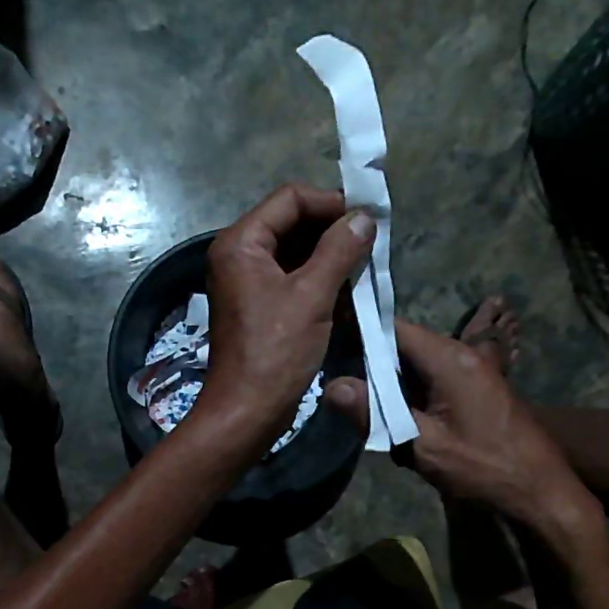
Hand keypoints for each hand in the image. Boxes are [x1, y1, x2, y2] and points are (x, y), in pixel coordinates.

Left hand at [196, 184, 374, 451]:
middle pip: (289, 222)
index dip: (331, 202)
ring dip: (328, 256)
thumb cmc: (275, 351)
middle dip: (331, 230)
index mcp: (240, 243)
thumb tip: (364, 218)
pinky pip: (289, 278)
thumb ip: (339, 250)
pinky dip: (316, 279)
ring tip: (364, 266)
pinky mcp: (255, 305)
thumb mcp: (313, 296)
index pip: (290, 199)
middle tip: (371, 242)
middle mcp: (236, 255)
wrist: (246, 409)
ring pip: (292, 252)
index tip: (368, 217)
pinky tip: (346, 291)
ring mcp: (244, 282)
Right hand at [324, 318, 594, 530]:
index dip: (359, 329)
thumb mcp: (422, 444)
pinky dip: (404, 394)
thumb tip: (331, 386)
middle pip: (401, 345)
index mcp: (450, 359)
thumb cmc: (484, 467)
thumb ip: (375, 413)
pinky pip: (427, 380)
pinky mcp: (470, 390)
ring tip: (356, 403)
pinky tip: (390, 418)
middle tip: (332, 379)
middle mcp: (461, 356)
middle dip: (368, 362)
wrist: (540, 493)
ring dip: (386, 383)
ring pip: (411, 365)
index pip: (395, 327)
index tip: (326, 340)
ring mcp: (468, 372)